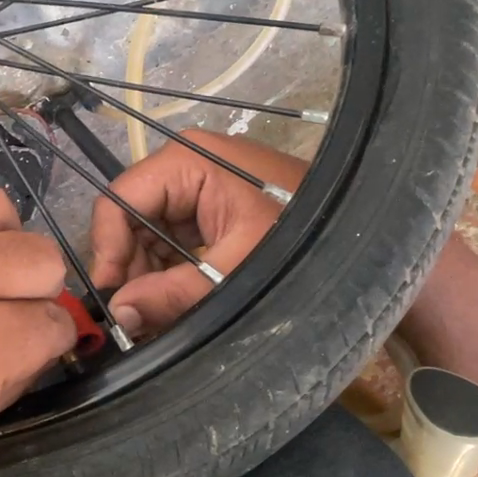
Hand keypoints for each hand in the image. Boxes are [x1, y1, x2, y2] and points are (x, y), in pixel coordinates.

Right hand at [88, 131, 306, 336]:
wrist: (371, 235)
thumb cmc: (304, 239)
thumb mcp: (237, 270)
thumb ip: (175, 294)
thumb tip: (119, 314)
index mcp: (188, 161)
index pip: (118, 200)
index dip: (107, 247)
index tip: (110, 294)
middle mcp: (185, 167)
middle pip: (130, 219)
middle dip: (130, 269)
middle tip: (134, 315)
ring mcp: (198, 188)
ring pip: (147, 235)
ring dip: (148, 276)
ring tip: (155, 315)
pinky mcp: (210, 209)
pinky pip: (171, 241)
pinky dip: (169, 273)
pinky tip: (174, 303)